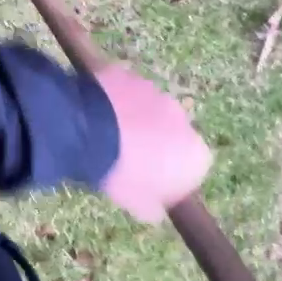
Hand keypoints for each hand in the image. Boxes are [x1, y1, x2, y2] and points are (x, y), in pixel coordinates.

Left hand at [94, 65, 211, 222]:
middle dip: (153, 141)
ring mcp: (154, 91)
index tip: (146, 180)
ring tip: (105, 130)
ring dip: (133, 116)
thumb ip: (154, 207)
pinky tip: (94, 109)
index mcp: (196, 155)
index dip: (168, 175)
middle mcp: (183, 119)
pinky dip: (114, 96)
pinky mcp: (127, 72)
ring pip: (148, 107)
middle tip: (124, 153)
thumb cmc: (120, 172)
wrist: (85, 128)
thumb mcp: (139, 205)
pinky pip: (123, 88)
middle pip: (171, 133)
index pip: (190, 168)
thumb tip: (154, 207)